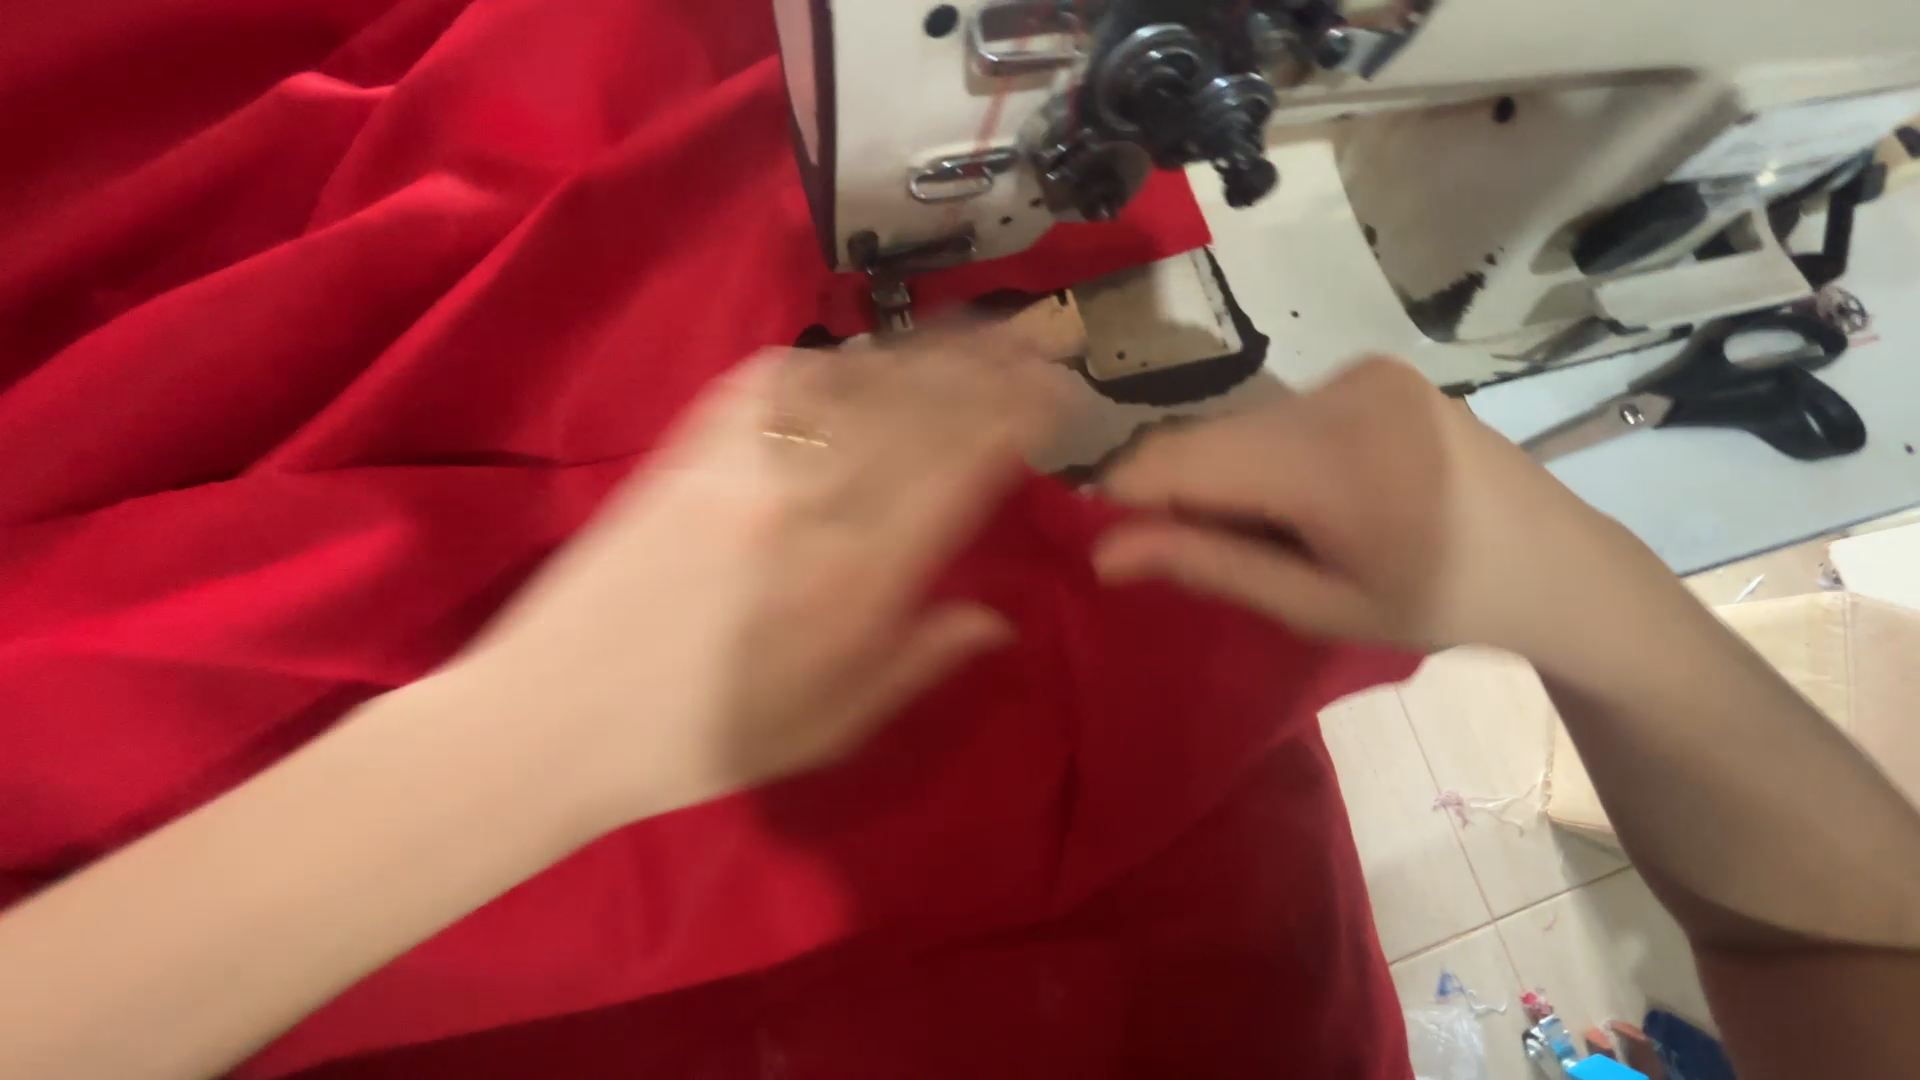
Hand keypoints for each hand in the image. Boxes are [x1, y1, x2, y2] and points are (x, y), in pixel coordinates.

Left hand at [435, 327, 1066, 827]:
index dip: (1020, 419)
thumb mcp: (832, 726)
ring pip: (866, 377)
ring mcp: (746, 458)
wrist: (551, 716)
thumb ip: (921, 659)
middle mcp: (809, 498)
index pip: (963, 465)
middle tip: (1042, 351)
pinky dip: (847, 358)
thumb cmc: (704, 739)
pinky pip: (787, 374)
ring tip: (983, 339)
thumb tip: (998, 617)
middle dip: (996, 369)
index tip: (1060, 400)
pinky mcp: (696, 441)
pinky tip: (875, 360)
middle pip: (924, 404)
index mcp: (854, 575)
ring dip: (935, 352)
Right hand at [1094, 356, 1655, 656]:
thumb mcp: (1316, 605)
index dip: (1125, 495)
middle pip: (1204, 439)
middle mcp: (1341, 392)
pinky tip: (1309, 494)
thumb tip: (1102, 552)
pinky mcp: (1370, 368)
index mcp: (1334, 460)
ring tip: (1280, 528)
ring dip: (1223, 476)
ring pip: (1235, 425)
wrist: (1562, 564)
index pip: (1178, 459)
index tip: (1117, 544)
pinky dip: (1262, 456)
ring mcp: (1360, 371)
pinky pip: (1274, 414)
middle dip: (1181, 494)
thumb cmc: (1440, 604)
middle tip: (1222, 553)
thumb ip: (1207, 567)